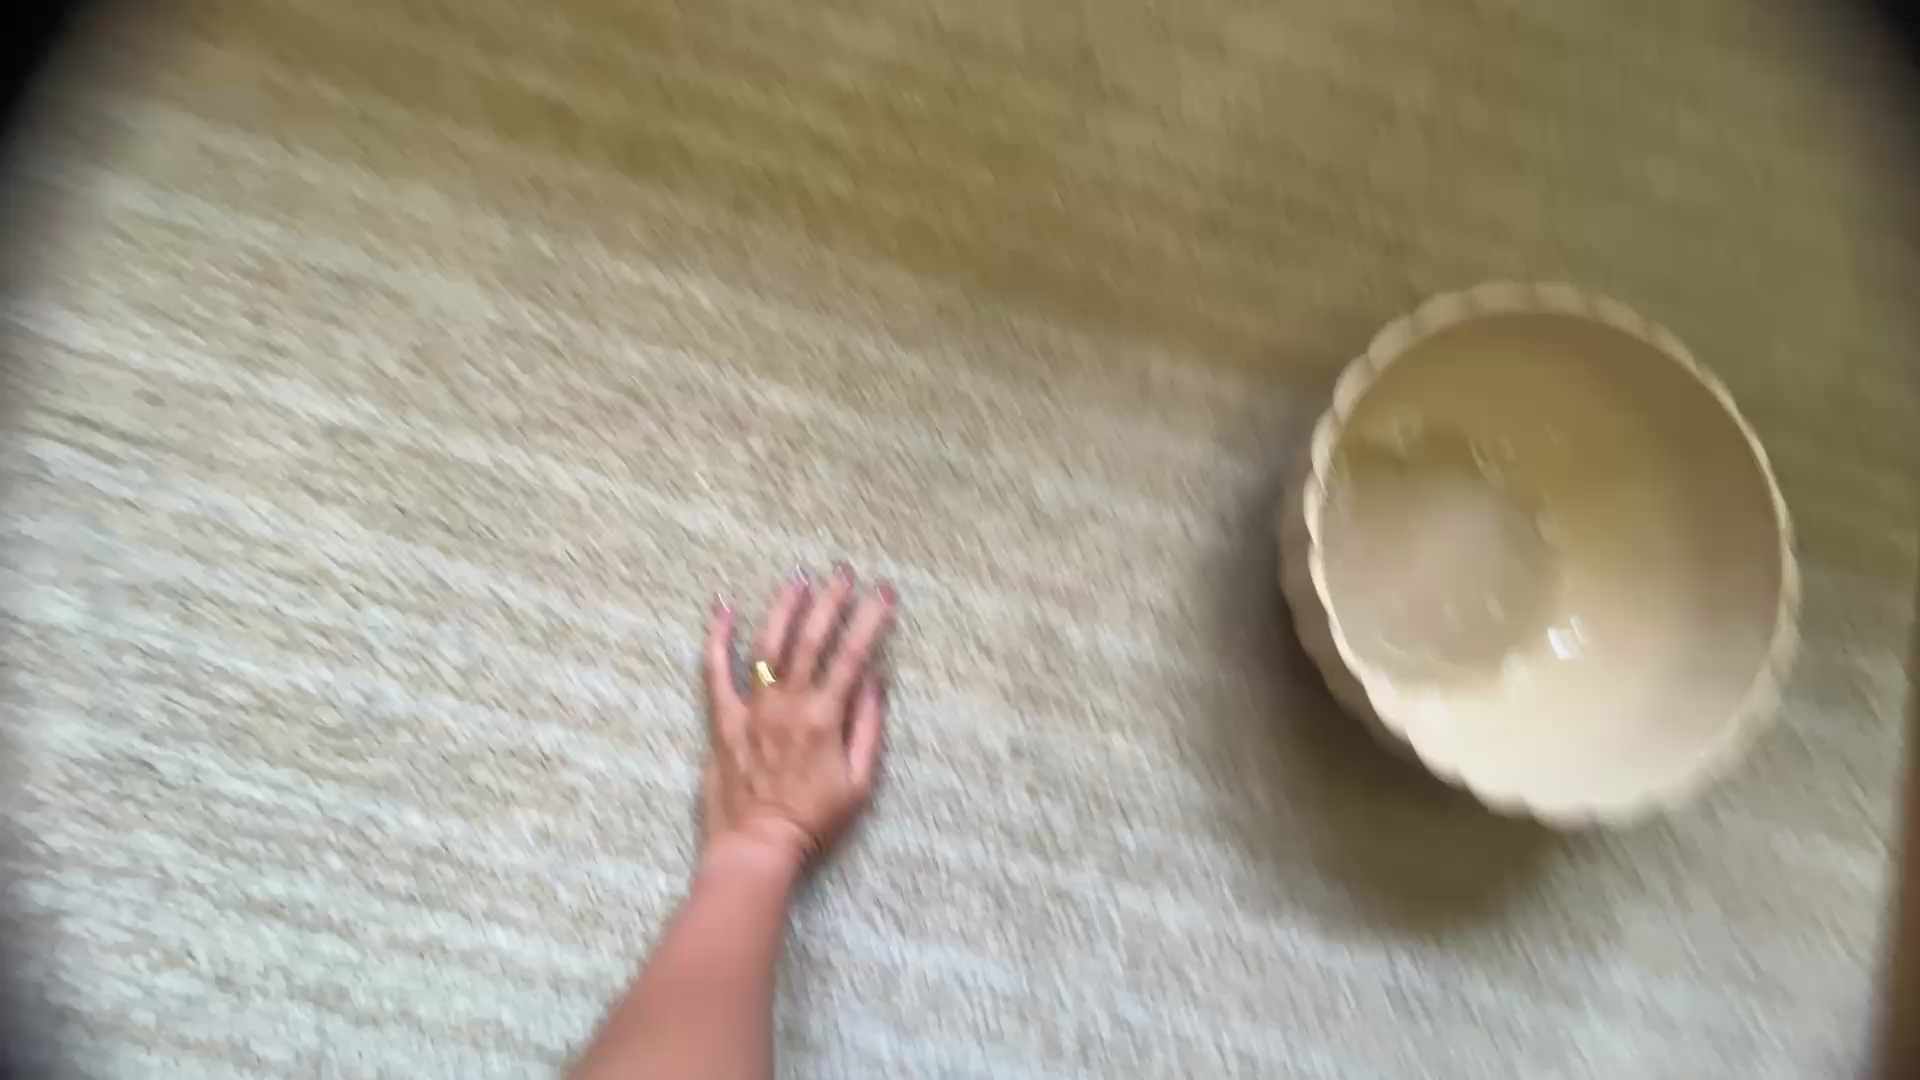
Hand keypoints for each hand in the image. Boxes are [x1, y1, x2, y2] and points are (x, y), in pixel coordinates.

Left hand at [701, 564, 894, 867]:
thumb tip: (875, 681)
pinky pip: (716, 673)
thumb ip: (868, 727)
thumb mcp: (860, 781)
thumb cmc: (814, 820)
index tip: (884, 591)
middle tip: (843, 571)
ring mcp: (752, 710)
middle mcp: (788, 704)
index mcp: (824, 718)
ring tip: (798, 578)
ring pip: (768, 646)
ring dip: (784, 608)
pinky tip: (723, 608)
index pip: (853, 655)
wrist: (756, 849)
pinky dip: (718, 638)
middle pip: (811, 639)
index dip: (871, 619)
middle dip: (830, 600)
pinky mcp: (723, 721)